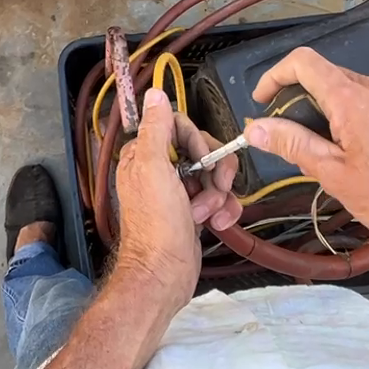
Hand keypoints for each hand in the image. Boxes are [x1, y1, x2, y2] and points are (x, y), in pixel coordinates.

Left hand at [113, 88, 239, 304]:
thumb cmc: (156, 224)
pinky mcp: (194, 209)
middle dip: (213, 170)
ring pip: (214, 173)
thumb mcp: (154, 169)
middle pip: (201, 148)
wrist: (165, 274)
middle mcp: (160, 168)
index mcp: (145, 154)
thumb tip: (155, 94)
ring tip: (208, 214)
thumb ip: (156, 130)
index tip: (202, 159)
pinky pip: (219, 196)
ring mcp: (178, 190)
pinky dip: (223, 208)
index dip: (196, 140)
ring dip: (219, 193)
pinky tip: (218, 223)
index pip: (179, 125)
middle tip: (214, 188)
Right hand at [244, 48, 368, 259]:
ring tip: (314, 151)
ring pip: (342, 89)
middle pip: (321, 74)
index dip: (274, 75)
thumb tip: (254, 127)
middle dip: (294, 98)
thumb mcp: (334, 174)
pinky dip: (341, 116)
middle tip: (285, 136)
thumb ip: (293, 144)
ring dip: (318, 109)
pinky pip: (362, 102)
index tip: (261, 102)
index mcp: (352, 98)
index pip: (303, 62)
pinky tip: (344, 153)